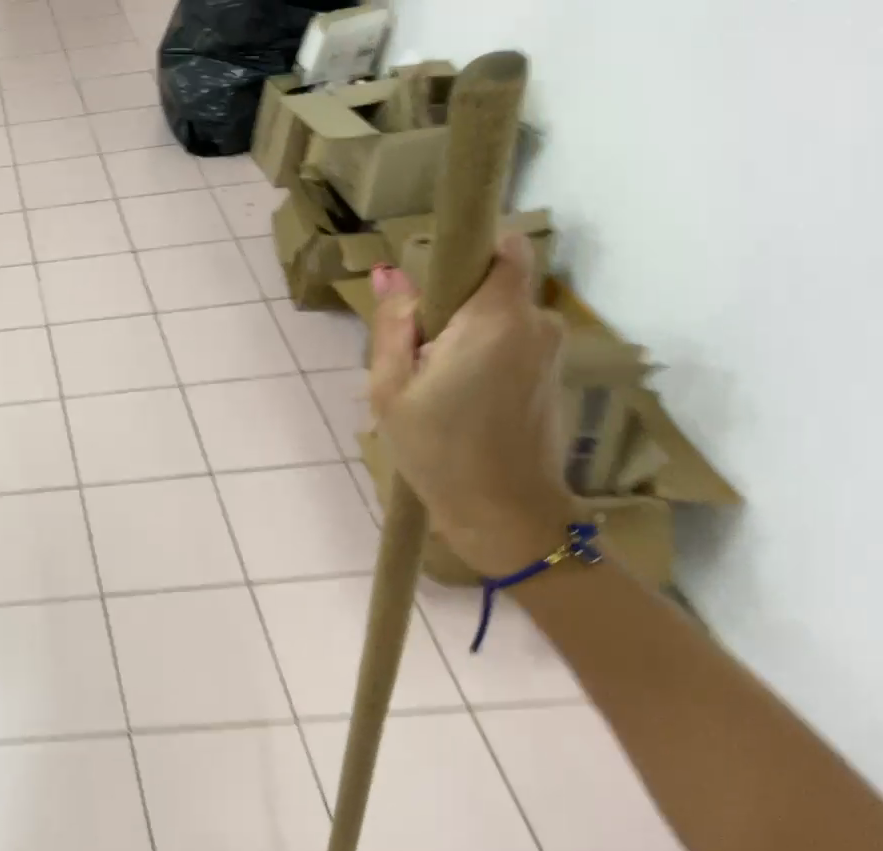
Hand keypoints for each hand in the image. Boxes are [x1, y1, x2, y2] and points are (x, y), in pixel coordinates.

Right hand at [367, 234, 574, 576]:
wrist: (503, 512)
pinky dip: (481, 361)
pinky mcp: (551, 375)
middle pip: (494, 287)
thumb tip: (390, 274)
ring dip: (464, 340)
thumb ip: (393, 328)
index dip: (467, 253)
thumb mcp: (391, 392)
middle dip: (452, 310)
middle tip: (412, 362)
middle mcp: (536, 323)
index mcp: (496, 319)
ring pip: (499, 320)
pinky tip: (456, 406)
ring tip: (430, 392)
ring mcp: (550, 350)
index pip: (501, 248)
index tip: (429, 286)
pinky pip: (510, 347)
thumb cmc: (438, 452)